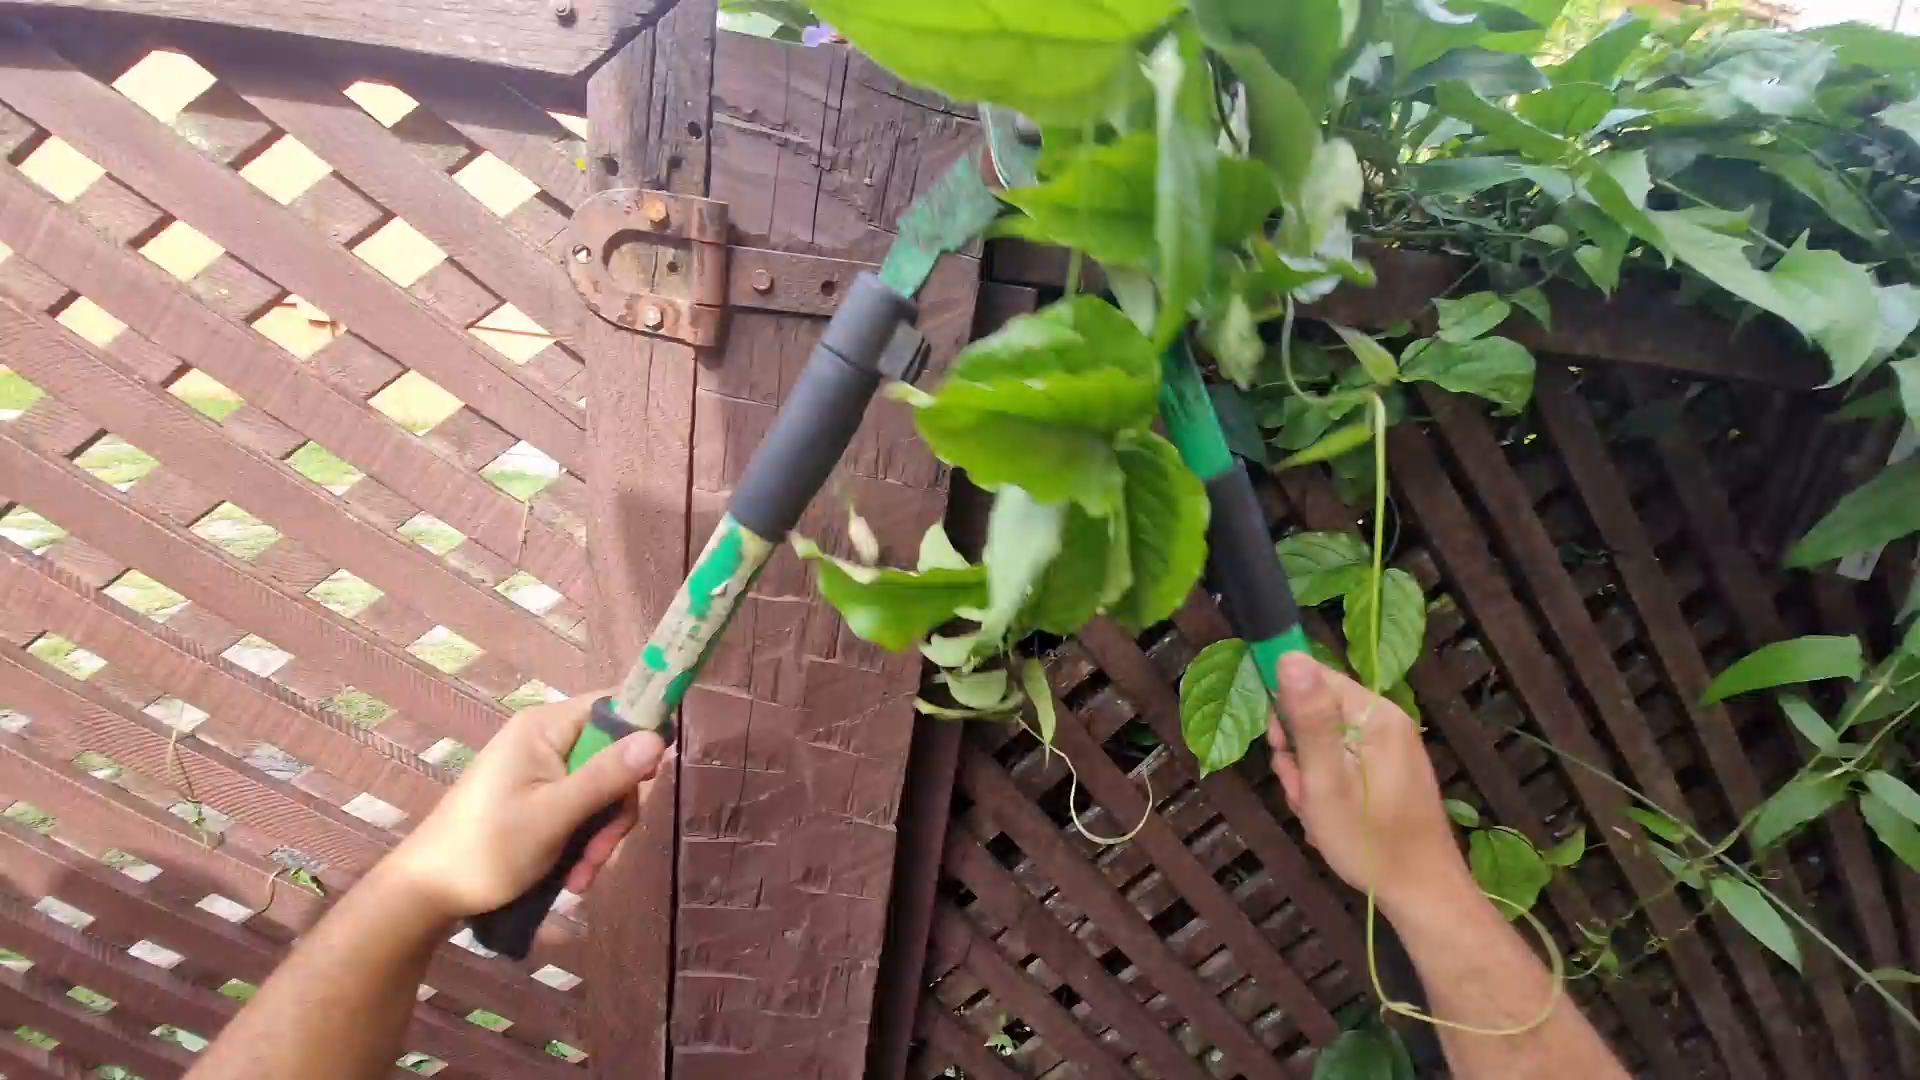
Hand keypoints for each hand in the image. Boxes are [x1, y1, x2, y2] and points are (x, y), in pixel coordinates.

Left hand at [384, 693, 668, 920]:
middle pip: (615, 754)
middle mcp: (547, 739)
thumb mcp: (554, 815)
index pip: (614, 705)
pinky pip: (585, 805)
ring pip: (604, 786)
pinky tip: (575, 874)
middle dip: (615, 806)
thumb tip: (659, 738)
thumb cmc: (486, 849)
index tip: (653, 773)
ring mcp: (544, 769)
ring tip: (584, 873)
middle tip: (604, 848)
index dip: (642, 731)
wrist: (423, 899)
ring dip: (603, 832)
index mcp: (545, 727)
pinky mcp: (542, 796)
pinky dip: (586, 839)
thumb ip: (607, 775)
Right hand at [1267, 653, 1469, 914]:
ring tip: (1316, 808)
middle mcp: (1386, 721)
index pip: (1312, 677)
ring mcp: (1388, 746)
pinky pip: (1339, 760)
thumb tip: (1288, 655)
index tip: (1281, 749)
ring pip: (1321, 739)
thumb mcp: (1326, 779)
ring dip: (1306, 773)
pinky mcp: (1386, 769)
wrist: (1423, 896)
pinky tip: (1328, 814)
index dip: (1285, 709)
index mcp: (1375, 715)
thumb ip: (1308, 717)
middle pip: (1315, 709)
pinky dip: (1325, 785)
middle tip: (1302, 788)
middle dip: (1296, 750)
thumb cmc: (1369, 839)